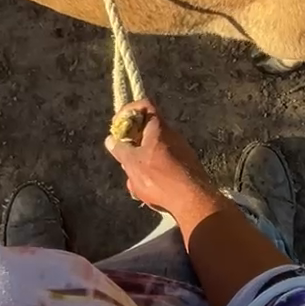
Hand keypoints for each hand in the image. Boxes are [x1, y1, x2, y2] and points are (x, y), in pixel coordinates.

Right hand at [102, 99, 221, 214]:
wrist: (193, 200)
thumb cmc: (159, 178)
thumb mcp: (132, 164)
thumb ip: (120, 150)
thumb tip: (111, 140)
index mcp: (159, 128)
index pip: (145, 104)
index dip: (128, 110)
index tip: (118, 125)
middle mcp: (172, 135)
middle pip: (147, 132)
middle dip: (133, 147)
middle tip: (125, 163)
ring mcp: (180, 151)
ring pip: (153, 153)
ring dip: (142, 166)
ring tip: (136, 186)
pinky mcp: (185, 167)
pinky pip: (164, 166)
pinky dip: (153, 176)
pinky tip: (149, 194)